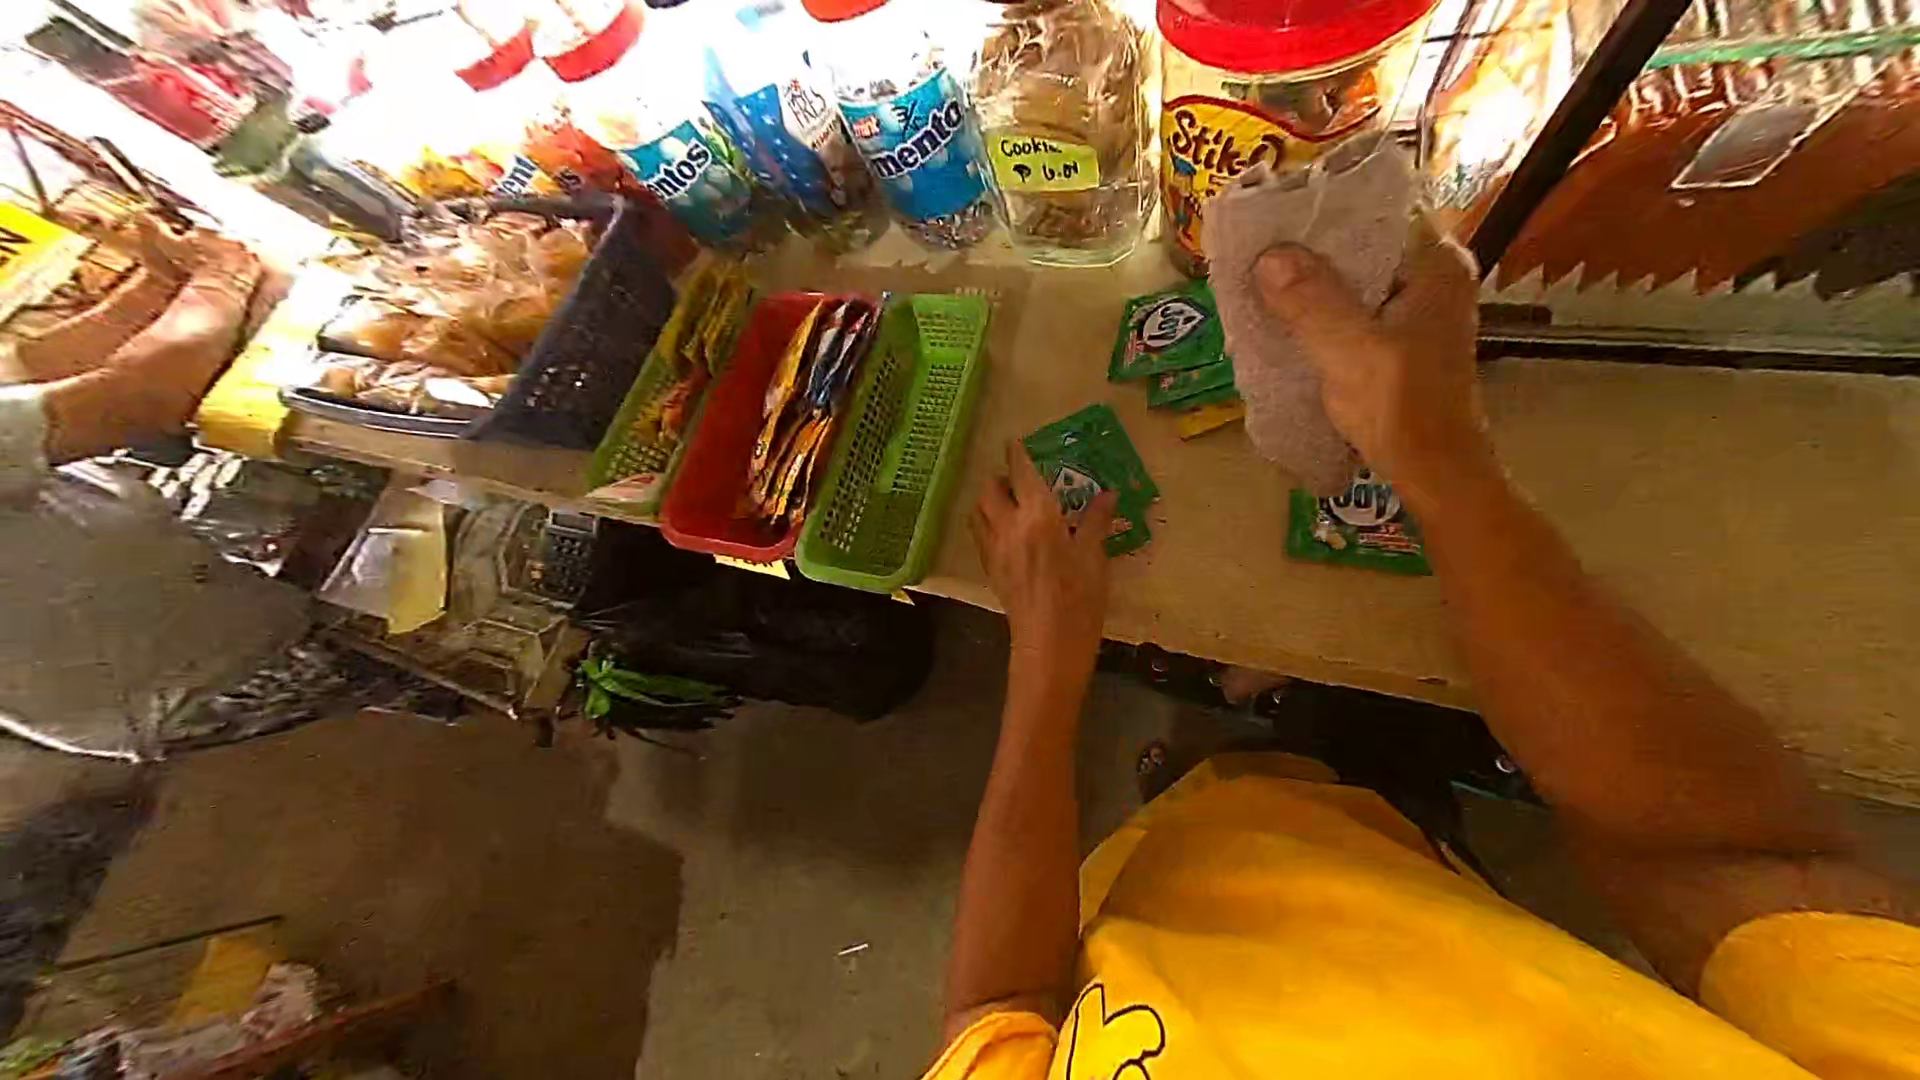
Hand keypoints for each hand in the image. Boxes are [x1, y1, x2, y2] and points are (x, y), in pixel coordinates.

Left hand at [970, 440, 1118, 664]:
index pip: (1020, 472)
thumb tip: (1107, 494)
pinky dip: (986, 523)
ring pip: (978, 511)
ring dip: (989, 500)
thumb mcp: (1094, 557)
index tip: (1015, 441)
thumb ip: (1095, 521)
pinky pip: (979, 534)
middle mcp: (1008, 525)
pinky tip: (1005, 532)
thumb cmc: (1079, 599)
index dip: (1017, 453)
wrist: (1049, 644)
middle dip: (1000, 478)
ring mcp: (994, 548)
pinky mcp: (989, 568)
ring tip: (1008, 503)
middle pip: (990, 489)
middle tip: (1018, 480)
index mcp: (1038, 516)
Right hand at [1254, 218, 1493, 504]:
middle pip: (1361, 245)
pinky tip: (1282, 318)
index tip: (1277, 214)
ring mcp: (1410, 311)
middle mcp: (1426, 279)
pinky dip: (1315, 310)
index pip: (1380, 211)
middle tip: (1257, 249)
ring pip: (1350, 279)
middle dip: (1309, 248)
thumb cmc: (1400, 408)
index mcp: (1433, 267)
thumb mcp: (1352, 352)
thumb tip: (1267, 256)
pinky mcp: (1392, 339)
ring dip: (1307, 282)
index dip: (1329, 208)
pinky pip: (1347, 309)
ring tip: (1259, 280)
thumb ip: (1313, 303)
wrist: (1429, 468)